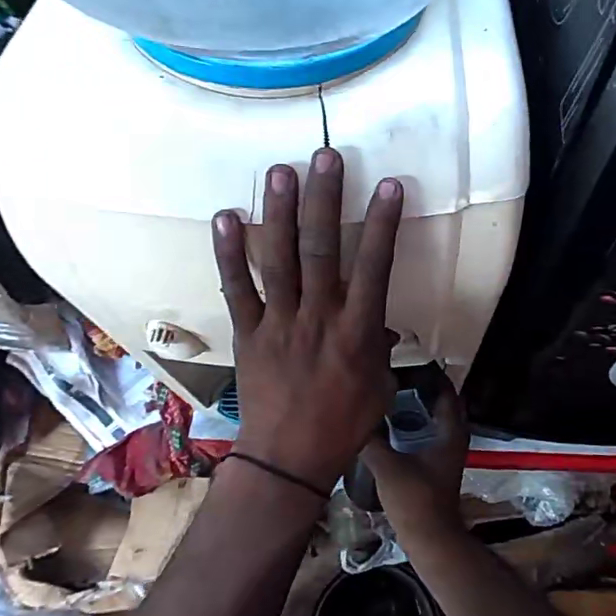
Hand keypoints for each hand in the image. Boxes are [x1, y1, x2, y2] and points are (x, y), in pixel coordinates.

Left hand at [212, 147, 403, 490]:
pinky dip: (229, 253)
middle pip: (323, 249)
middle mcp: (318, 316)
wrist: (288, 457)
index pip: (376, 266)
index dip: (383, 223)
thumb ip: (377, 346)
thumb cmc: (341, 424)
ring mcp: (279, 321)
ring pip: (281, 259)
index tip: (389, 185)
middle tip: (325, 157)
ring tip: (281, 171)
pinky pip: (237, 287)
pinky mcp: (248, 331)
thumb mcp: (378, 386)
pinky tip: (226, 217)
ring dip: (281, 212)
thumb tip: (379, 322)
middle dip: (326, 200)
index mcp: (356, 331)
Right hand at [361, 374, 469, 542]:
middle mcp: (451, 437)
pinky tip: (386, 421)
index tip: (404, 360)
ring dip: (412, 404)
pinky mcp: (433, 463)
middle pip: (438, 401)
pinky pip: (423, 431)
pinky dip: (409, 421)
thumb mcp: (387, 465)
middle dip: (417, 386)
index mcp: (449, 432)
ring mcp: (443, 451)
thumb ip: (370, 438)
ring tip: (384, 391)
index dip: (428, 373)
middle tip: (390, 372)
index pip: (445, 390)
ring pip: (430, 417)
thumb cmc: (415, 499)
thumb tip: (351, 412)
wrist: (430, 539)